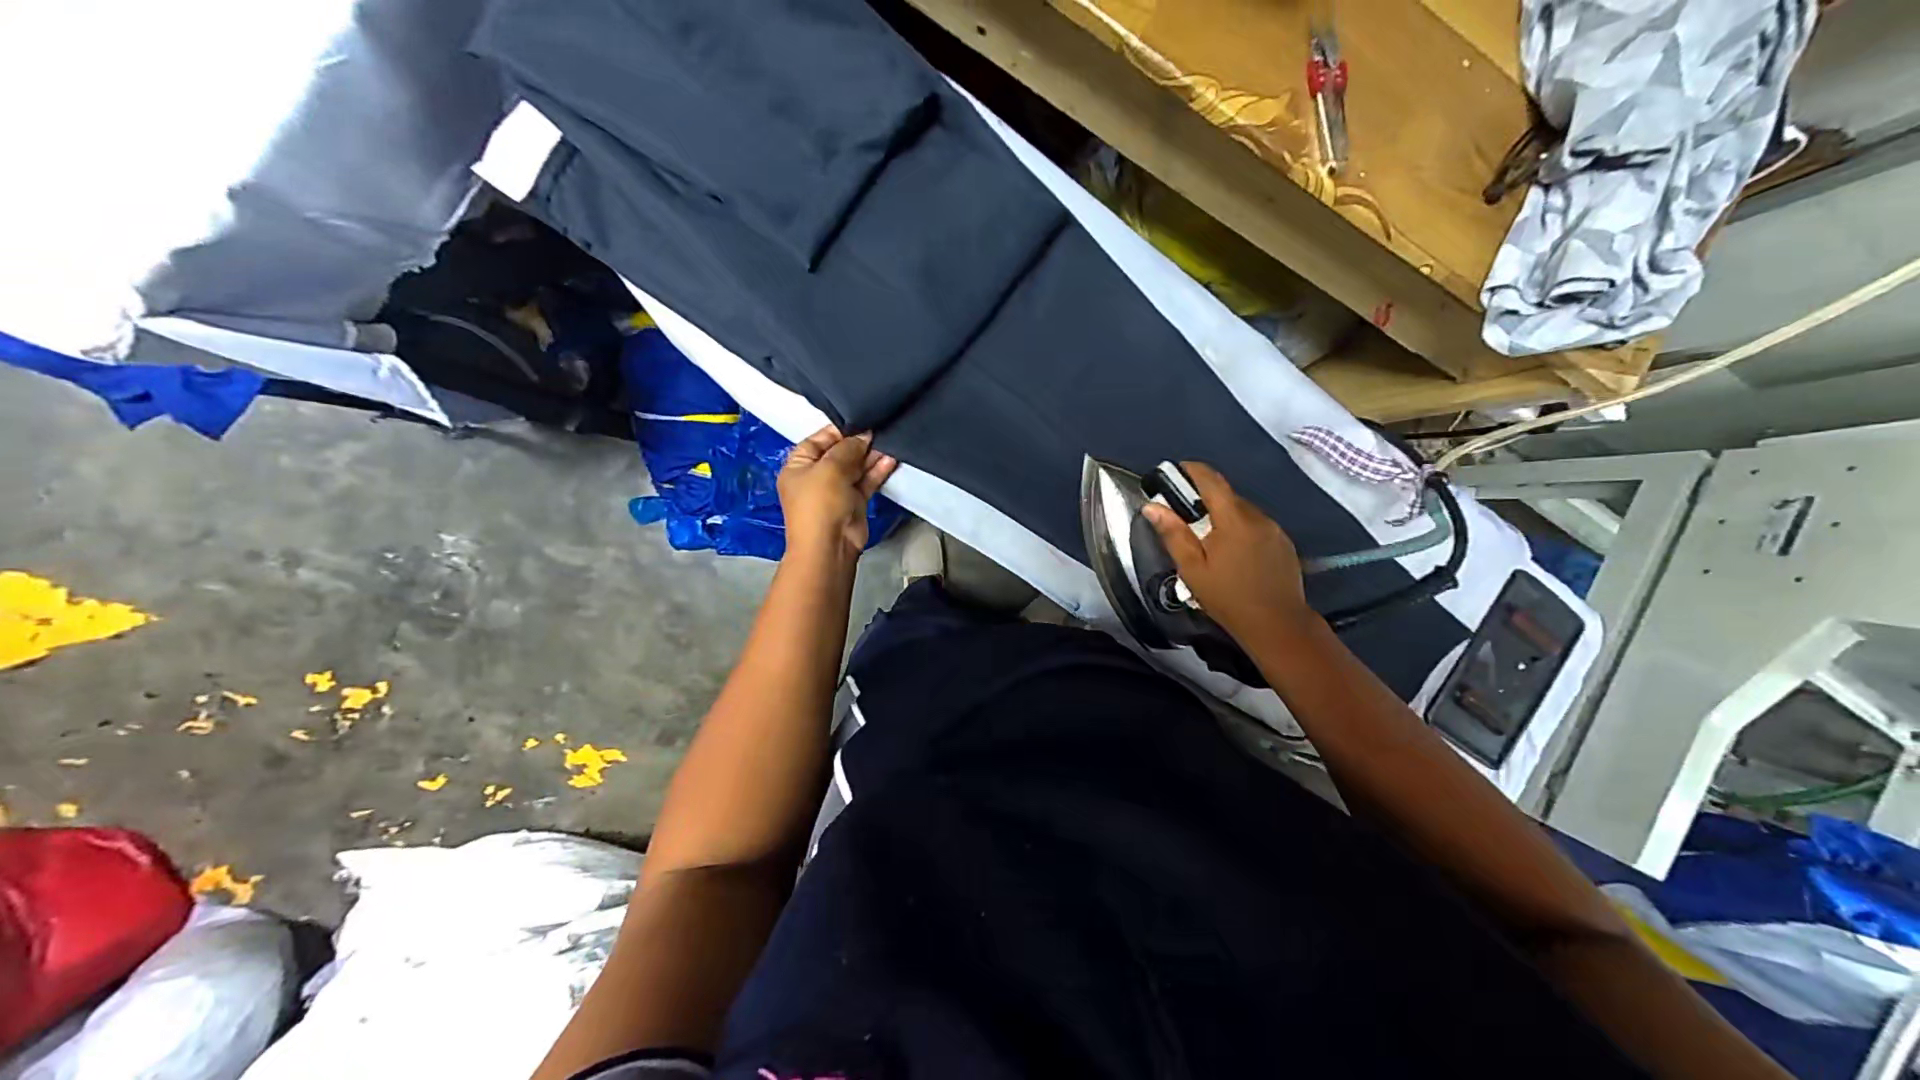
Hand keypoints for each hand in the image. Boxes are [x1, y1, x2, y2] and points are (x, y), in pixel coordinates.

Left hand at [778, 426, 897, 560]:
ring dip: (871, 456)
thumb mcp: (830, 467)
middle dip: (858, 443)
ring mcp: (835, 491)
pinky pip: (866, 482)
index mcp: (798, 466)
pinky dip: (877, 471)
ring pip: (855, 467)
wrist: (830, 546)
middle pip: (838, 453)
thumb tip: (864, 435)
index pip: (818, 440)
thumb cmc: (820, 503)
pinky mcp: (853, 502)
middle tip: (879, 429)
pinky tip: (890, 459)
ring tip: (889, 441)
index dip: (838, 431)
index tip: (860, 421)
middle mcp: (815, 477)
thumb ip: (848, 447)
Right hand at [1142, 461, 1313, 647]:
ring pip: (1243, 511)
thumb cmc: (1228, 598)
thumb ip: (1173, 533)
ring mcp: (1274, 529)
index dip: (1192, 470)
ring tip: (1208, 540)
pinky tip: (1233, 553)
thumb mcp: (1192, 568)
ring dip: (1224, 516)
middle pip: (1227, 496)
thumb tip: (1152, 506)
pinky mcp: (1284, 543)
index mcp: (1233, 519)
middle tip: (1184, 516)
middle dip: (1205, 499)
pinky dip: (1241, 530)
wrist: (1277, 624)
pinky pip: (1257, 526)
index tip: (1175, 471)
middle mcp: (1257, 516)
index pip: (1211, 480)